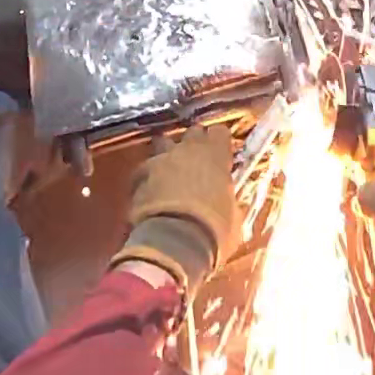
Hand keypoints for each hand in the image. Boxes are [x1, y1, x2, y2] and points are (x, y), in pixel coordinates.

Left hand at [110, 124, 236, 291]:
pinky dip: (146, 178)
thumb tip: (226, 204)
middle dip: (194, 144)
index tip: (221, 156)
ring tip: (170, 174)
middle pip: (192, 132)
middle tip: (197, 163)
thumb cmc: (214, 230)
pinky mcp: (141, 174)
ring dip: (168, 155)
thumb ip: (228, 201)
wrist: (175, 243)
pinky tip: (149, 193)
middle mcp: (188, 148)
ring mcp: (162, 158)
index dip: (220, 143)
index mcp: (216, 154)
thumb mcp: (233, 218)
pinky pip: (144, 170)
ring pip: (164, 143)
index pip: (220, 132)